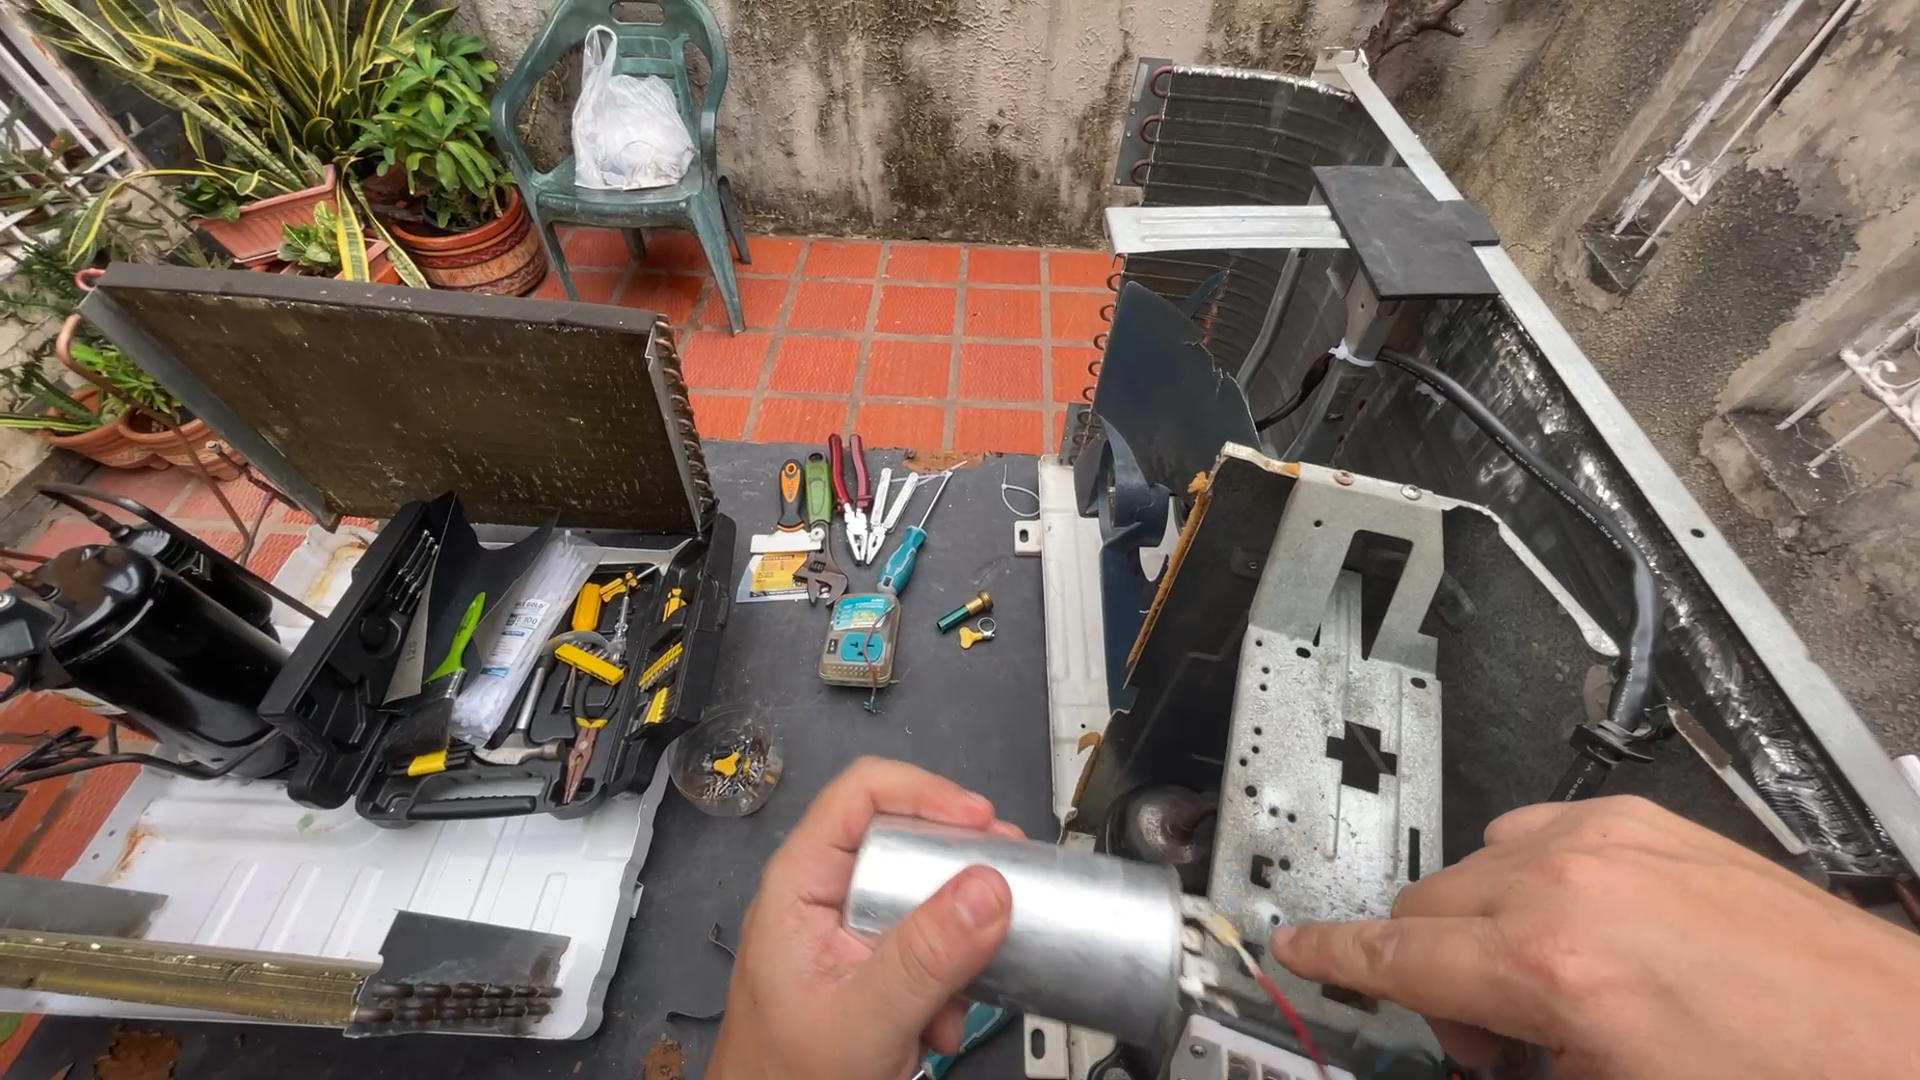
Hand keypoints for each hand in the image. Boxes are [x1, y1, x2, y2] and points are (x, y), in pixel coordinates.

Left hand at [708, 757, 1017, 1079]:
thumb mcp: (862, 1020)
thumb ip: (925, 958)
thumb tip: (986, 889)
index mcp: (801, 879)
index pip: (862, 792)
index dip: (923, 791)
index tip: (978, 818)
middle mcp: (827, 889)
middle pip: (902, 832)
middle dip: (956, 861)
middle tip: (1003, 872)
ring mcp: (852, 923)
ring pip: (922, 886)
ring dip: (957, 930)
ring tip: (970, 971)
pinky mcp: (875, 956)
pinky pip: (928, 934)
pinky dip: (950, 969)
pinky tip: (942, 1016)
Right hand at [1269, 796, 1919, 1077]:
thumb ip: (1526, 1069)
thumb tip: (1485, 1048)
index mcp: (1555, 966)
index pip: (1402, 955)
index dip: (1337, 956)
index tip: (1294, 948)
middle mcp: (1561, 881)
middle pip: (1425, 906)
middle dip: (1435, 969)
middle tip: (1498, 1039)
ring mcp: (1600, 838)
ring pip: (1472, 867)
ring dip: (1483, 925)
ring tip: (1555, 983)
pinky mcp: (1638, 820)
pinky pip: (1531, 837)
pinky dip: (1532, 883)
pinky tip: (1595, 929)